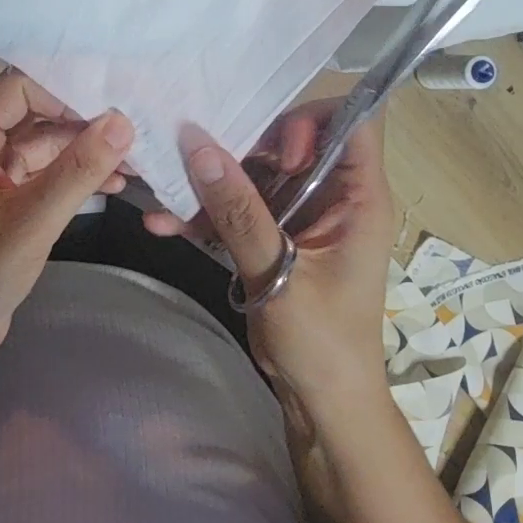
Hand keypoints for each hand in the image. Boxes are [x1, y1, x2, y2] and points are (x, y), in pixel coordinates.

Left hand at [0, 69, 134, 374]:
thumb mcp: (33, 221)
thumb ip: (77, 171)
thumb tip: (122, 122)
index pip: (15, 88)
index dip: (61, 90)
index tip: (109, 104)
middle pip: (33, 113)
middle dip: (81, 119)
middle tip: (132, 128)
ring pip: (43, 144)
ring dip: (84, 149)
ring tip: (134, 158)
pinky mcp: (6, 201)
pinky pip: (44, 173)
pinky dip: (75, 175)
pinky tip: (113, 183)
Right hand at [144, 100, 396, 399]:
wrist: (322, 401)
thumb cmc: (322, 343)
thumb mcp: (280, 275)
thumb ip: (240, 211)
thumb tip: (198, 146)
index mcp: (358, 198)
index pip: (355, 122)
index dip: (313, 120)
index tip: (273, 151)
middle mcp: (332, 196)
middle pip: (291, 140)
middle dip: (243, 146)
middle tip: (201, 162)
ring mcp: (299, 216)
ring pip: (256, 173)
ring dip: (211, 181)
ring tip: (165, 190)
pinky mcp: (272, 236)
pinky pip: (237, 207)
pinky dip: (204, 213)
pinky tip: (163, 223)